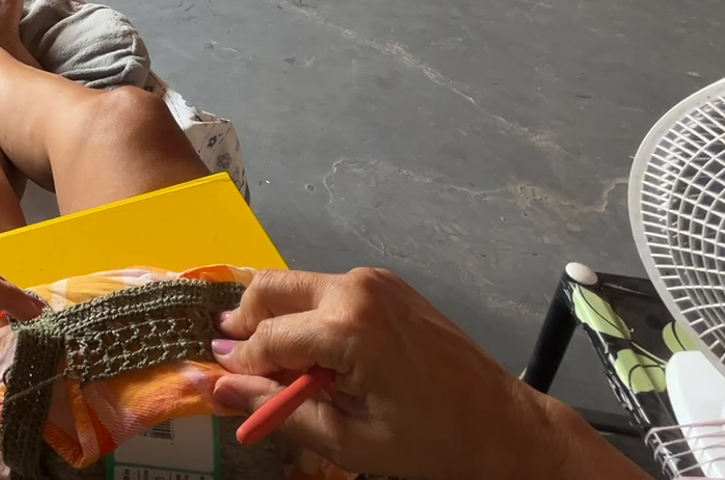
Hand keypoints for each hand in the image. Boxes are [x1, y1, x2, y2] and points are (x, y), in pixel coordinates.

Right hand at [210, 268, 638, 479]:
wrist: (511, 428)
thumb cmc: (432, 445)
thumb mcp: (349, 439)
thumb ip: (276, 406)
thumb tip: (213, 387)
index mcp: (347, 329)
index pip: (268, 337)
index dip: (240, 360)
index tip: (221, 374)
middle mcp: (352, 288)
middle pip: (270, 289)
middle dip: (246, 321)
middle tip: (236, 354)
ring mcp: (369, 279)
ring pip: (293, 284)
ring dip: (277, 316)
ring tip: (283, 358)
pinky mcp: (382, 280)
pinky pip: (324, 287)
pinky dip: (307, 310)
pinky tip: (321, 347)